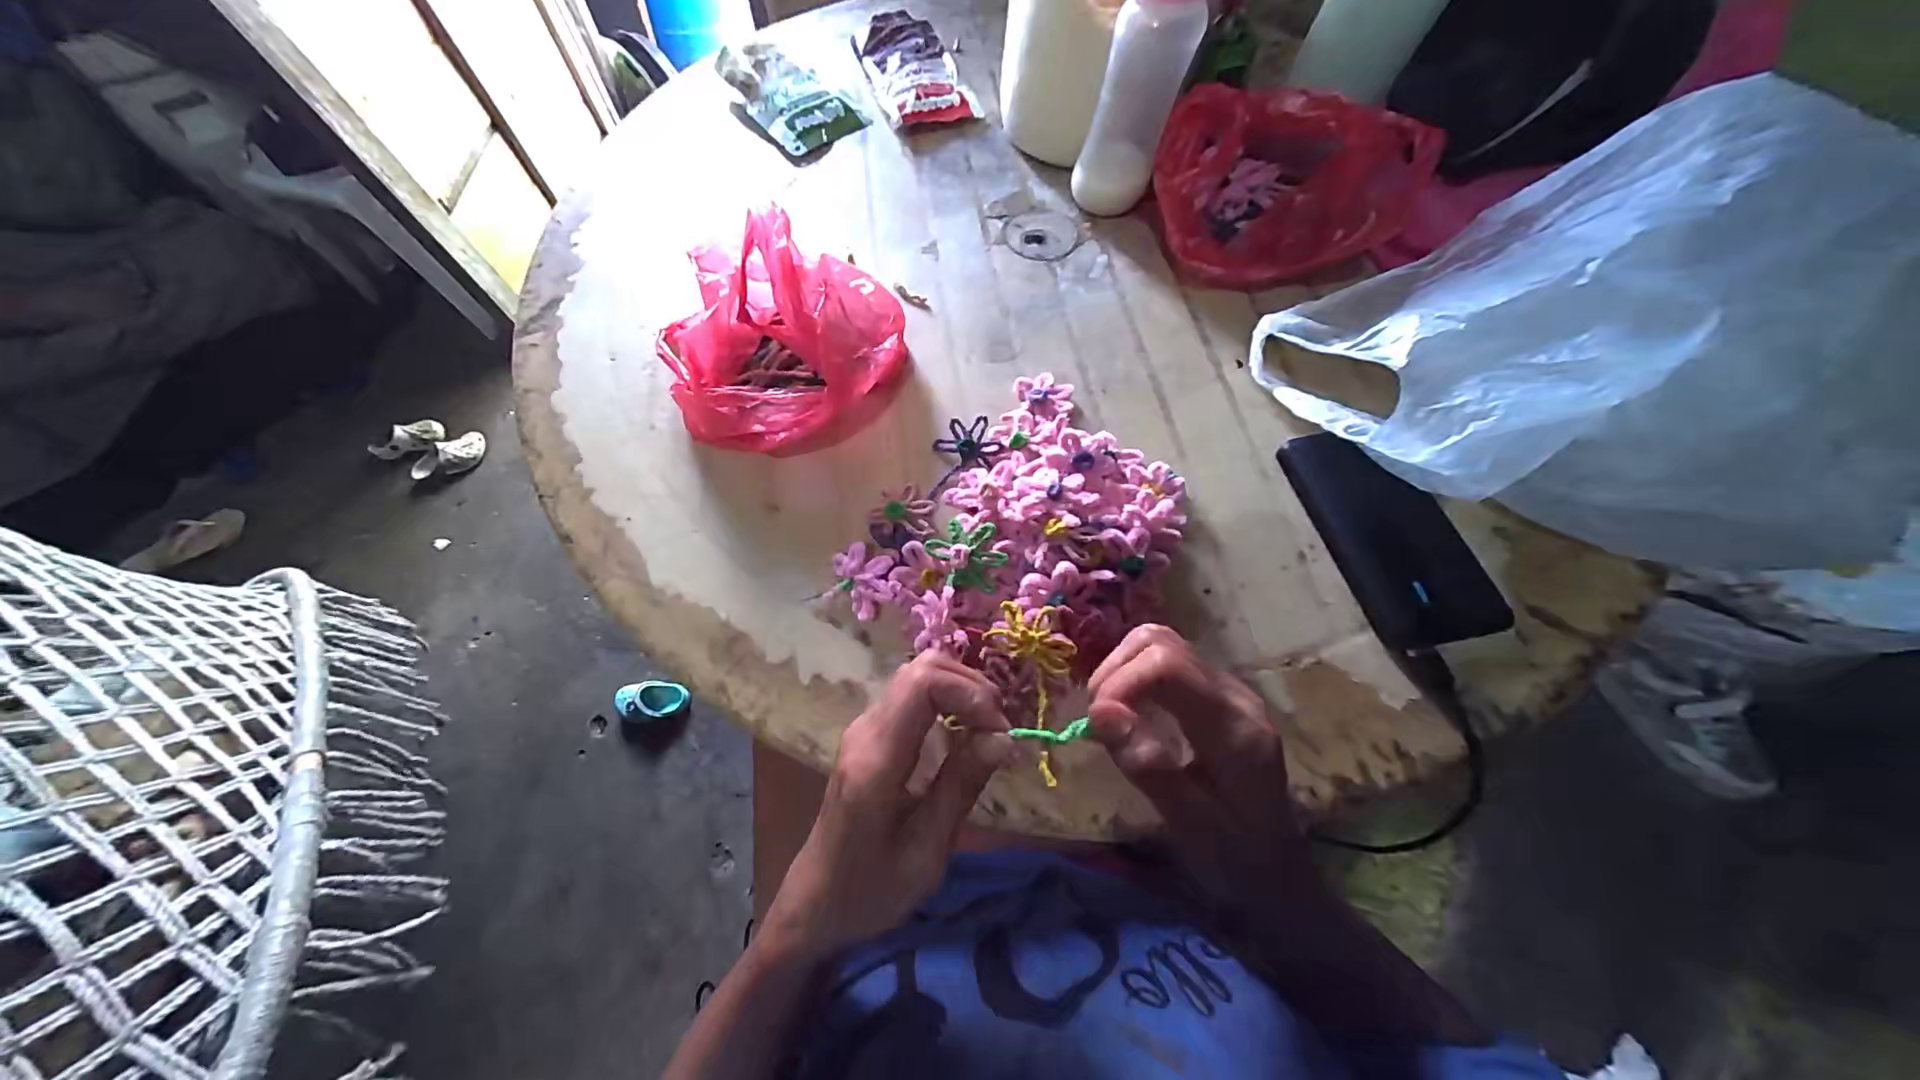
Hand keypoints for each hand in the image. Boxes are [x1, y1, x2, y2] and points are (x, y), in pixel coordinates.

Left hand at [761, 651, 1014, 962]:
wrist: (815, 903)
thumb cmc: (871, 890)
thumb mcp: (926, 851)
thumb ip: (961, 785)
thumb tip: (1003, 736)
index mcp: (877, 758)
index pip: (923, 683)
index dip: (971, 693)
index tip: (999, 732)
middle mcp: (866, 730)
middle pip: (922, 668)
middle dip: (971, 687)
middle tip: (999, 731)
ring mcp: (865, 728)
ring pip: (918, 676)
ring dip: (961, 692)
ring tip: (989, 732)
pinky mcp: (870, 735)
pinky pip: (913, 697)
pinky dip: (948, 702)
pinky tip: (966, 736)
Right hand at [1086, 624, 1310, 912]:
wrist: (1280, 879)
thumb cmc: (1236, 861)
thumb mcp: (1189, 825)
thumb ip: (1147, 765)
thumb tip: (1099, 712)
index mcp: (1233, 725)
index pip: (1168, 663)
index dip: (1120, 680)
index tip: (1095, 722)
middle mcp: (1234, 695)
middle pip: (1161, 643)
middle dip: (1115, 671)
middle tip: (1096, 719)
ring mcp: (1226, 692)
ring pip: (1160, 646)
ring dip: (1121, 671)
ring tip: (1105, 716)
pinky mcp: (1214, 698)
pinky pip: (1166, 665)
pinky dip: (1133, 678)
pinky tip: (1125, 714)